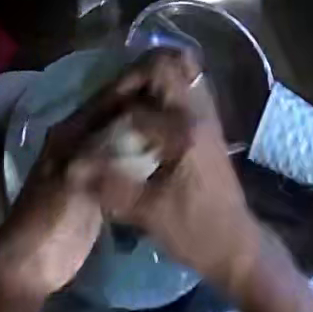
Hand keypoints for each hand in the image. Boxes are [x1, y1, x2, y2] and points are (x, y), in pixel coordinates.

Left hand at [0, 56, 177, 301]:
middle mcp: (79, 140)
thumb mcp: (72, 177)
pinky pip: (122, 163)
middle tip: (178, 97)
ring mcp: (88, 164)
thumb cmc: (48, 217)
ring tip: (178, 121)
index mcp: (69, 131)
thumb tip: (134, 118)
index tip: (164, 74)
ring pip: (120, 137)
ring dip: (143, 129)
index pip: (106, 98)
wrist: (32, 265)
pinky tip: (164, 155)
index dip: (132, 85)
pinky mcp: (97, 189)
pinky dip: (140, 156)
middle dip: (142, 105)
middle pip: (115, 114)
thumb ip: (99, 147)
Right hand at [96, 50, 267, 295]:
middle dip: (132, 77)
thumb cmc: (196, 231)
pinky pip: (186, 81)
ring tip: (128, 98)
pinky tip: (147, 107)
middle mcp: (197, 112)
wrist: (237, 246)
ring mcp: (206, 112)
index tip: (91, 128)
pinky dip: (165, 83)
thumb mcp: (151, 215)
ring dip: (151, 74)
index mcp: (183, 132)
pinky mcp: (208, 119)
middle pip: (164, 66)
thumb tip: (74, 168)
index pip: (136, 108)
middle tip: (113, 100)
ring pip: (180, 66)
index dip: (108, 115)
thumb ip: (113, 188)